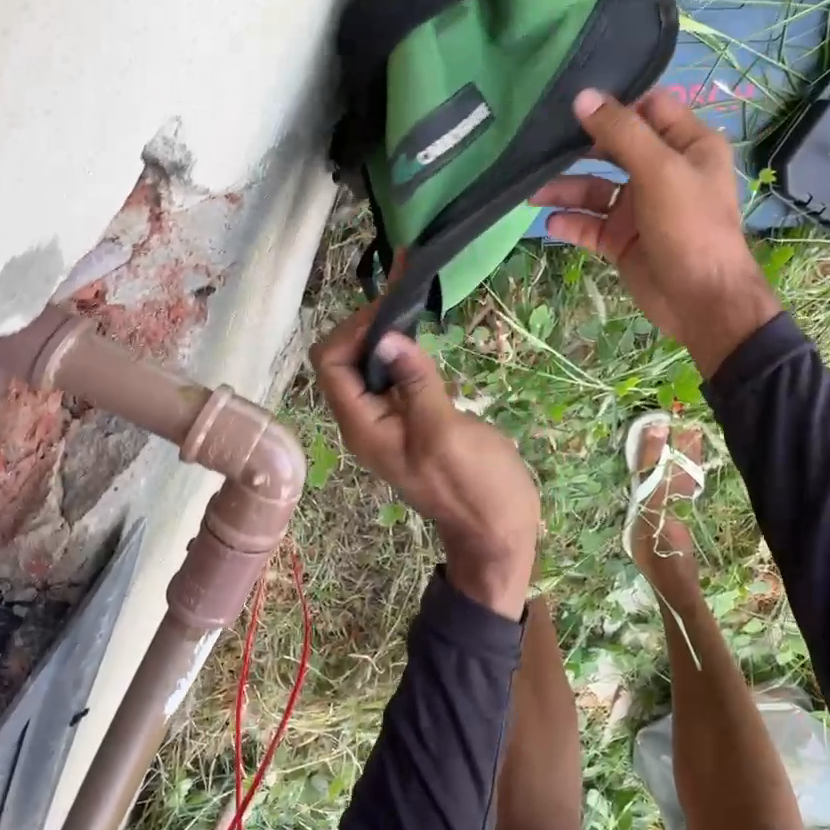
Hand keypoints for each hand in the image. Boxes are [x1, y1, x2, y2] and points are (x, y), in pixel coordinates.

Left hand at [311, 305, 538, 618]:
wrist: (498, 530)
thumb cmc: (474, 486)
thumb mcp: (445, 432)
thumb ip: (416, 383)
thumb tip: (389, 336)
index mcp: (362, 426)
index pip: (331, 363)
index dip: (353, 331)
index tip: (392, 312)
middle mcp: (367, 420)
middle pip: (346, 360)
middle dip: (368, 325)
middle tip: (406, 299)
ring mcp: (390, 420)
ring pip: (372, 366)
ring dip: (387, 334)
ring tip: (414, 304)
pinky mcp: (414, 419)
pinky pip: (396, 378)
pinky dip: (405, 353)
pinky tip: (426, 338)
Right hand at [532, 88, 781, 376]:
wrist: (702, 303)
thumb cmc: (690, 226)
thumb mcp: (660, 171)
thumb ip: (621, 132)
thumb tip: (582, 96)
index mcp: (688, 145)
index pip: (649, 108)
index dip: (615, 102)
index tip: (573, 99)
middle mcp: (663, 171)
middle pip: (614, 147)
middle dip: (579, 144)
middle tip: (539, 138)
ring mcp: (641, 207)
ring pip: (595, 188)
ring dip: (564, 187)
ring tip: (531, 190)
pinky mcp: (623, 239)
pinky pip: (590, 223)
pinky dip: (571, 222)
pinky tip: (550, 222)